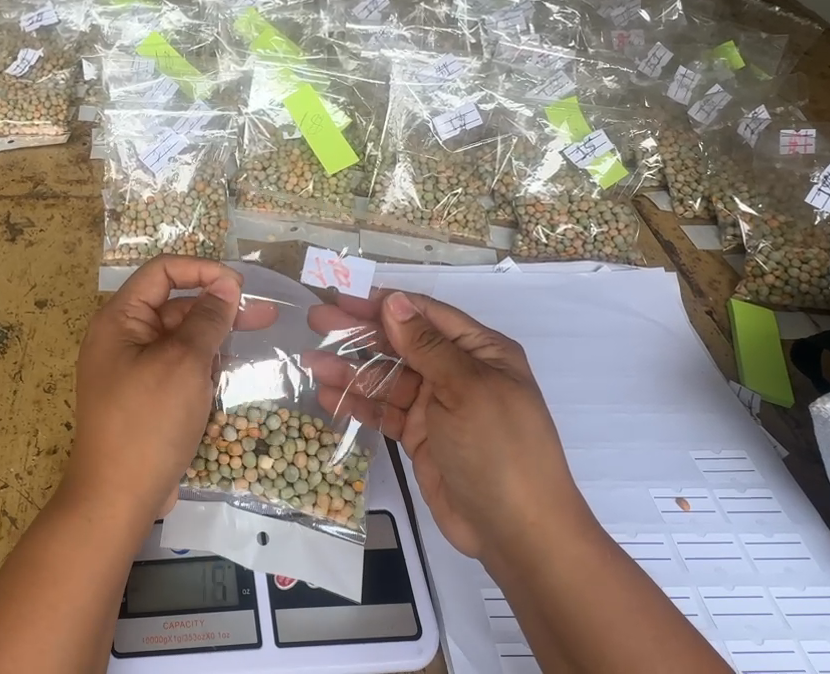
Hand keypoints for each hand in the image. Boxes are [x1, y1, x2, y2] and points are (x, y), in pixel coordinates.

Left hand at [68, 256, 278, 522]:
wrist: (117, 498)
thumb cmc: (148, 421)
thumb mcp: (184, 362)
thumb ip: (207, 319)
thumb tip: (226, 285)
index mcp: (119, 319)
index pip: (162, 272)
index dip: (202, 270)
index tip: (239, 286)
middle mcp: (123, 337)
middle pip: (175, 305)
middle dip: (218, 306)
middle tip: (266, 314)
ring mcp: (134, 369)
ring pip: (182, 338)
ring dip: (216, 337)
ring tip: (259, 336)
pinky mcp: (147, 397)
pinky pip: (180, 367)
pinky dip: (205, 365)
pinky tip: (233, 371)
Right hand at [301, 291, 576, 562]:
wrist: (518, 533)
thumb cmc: (500, 449)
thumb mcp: (466, 389)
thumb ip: (426, 345)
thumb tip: (394, 300)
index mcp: (480, 351)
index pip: (425, 315)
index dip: (384, 304)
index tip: (342, 296)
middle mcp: (458, 372)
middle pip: (401, 343)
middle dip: (359, 332)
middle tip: (316, 320)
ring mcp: (437, 406)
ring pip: (386, 378)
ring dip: (350, 370)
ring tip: (310, 362)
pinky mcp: (420, 437)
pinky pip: (384, 412)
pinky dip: (357, 403)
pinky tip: (328, 396)